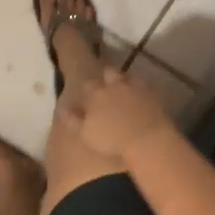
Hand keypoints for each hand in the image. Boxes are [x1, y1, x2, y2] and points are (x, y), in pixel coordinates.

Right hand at [59, 66, 177, 158]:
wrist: (147, 142)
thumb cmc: (112, 141)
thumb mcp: (86, 134)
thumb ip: (73, 119)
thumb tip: (62, 108)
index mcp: (94, 93)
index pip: (87, 83)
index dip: (87, 87)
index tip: (87, 91)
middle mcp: (113, 85)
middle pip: (107, 72)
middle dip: (106, 77)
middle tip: (106, 85)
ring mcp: (133, 87)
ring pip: (126, 75)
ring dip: (123, 79)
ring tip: (123, 87)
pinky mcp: (151, 93)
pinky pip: (144, 84)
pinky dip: (140, 87)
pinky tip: (140, 94)